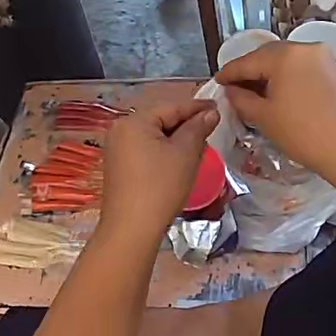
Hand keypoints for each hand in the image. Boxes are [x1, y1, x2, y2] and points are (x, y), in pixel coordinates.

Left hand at [98, 100, 219, 235]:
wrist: (132, 228)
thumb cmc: (161, 186)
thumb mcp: (185, 154)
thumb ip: (198, 128)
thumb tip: (210, 113)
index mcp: (134, 122)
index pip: (171, 107)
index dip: (197, 107)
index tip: (218, 106)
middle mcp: (120, 130)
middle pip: (160, 119)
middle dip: (187, 123)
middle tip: (212, 126)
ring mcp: (117, 149)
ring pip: (154, 135)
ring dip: (177, 138)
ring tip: (200, 143)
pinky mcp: (119, 167)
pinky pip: (146, 149)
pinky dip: (164, 150)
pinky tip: (179, 159)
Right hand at [214, 42, 335, 176]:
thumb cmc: (303, 133)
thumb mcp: (264, 117)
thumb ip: (242, 99)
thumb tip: (232, 91)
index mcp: (284, 54)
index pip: (247, 61)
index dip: (229, 73)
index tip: (217, 82)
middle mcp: (305, 48)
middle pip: (269, 56)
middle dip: (250, 72)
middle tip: (234, 88)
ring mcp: (324, 58)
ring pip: (288, 62)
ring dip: (270, 75)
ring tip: (255, 94)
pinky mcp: (335, 72)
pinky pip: (303, 69)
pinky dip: (288, 79)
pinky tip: (280, 95)